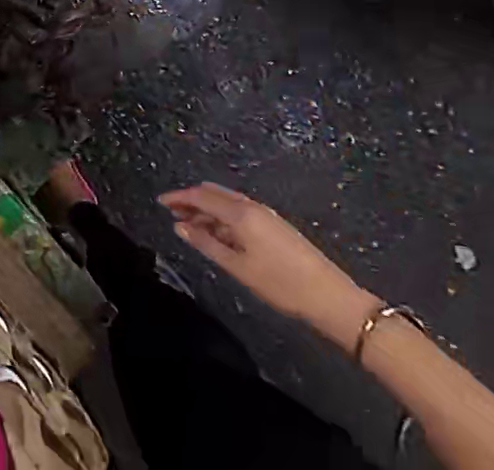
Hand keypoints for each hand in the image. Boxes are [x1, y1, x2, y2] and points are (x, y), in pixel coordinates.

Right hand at [158, 183, 378, 350]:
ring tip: (191, 225)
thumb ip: (206, 244)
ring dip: (207, 209)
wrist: (333, 299)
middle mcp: (252, 208)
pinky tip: (218, 232)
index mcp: (241, 214)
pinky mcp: (275, 226)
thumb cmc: (281, 284)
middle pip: (214, 194)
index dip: (178, 197)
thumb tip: (180, 227)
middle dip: (191, 199)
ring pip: (228, 202)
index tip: (160, 202)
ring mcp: (266, 216)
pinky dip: (223, 216)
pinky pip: (240, 211)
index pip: (201, 196)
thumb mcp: (238, 267)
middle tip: (173, 212)